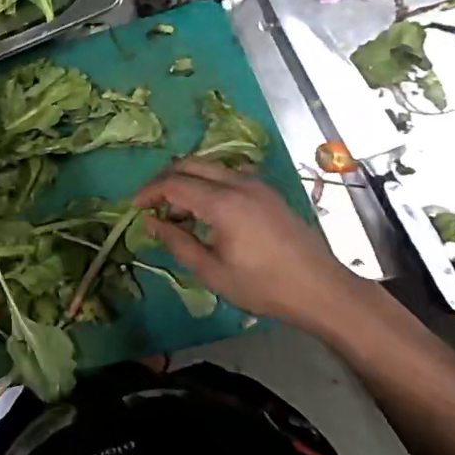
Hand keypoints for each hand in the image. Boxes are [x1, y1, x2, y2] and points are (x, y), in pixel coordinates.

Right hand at [133, 158, 379, 337]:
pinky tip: (206, 213)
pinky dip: (207, 185)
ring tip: (176, 213)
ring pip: (210, 167)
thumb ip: (176, 242)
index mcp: (222, 203)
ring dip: (187, 181)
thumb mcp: (211, 271)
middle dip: (164, 179)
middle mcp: (238, 184)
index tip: (134, 208)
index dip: (149, 192)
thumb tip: (150, 222)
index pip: (173, 184)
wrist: (320, 289)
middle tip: (150, 203)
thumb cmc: (262, 286)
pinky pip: (228, 176)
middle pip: (190, 165)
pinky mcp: (268, 193)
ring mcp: (257, 185)